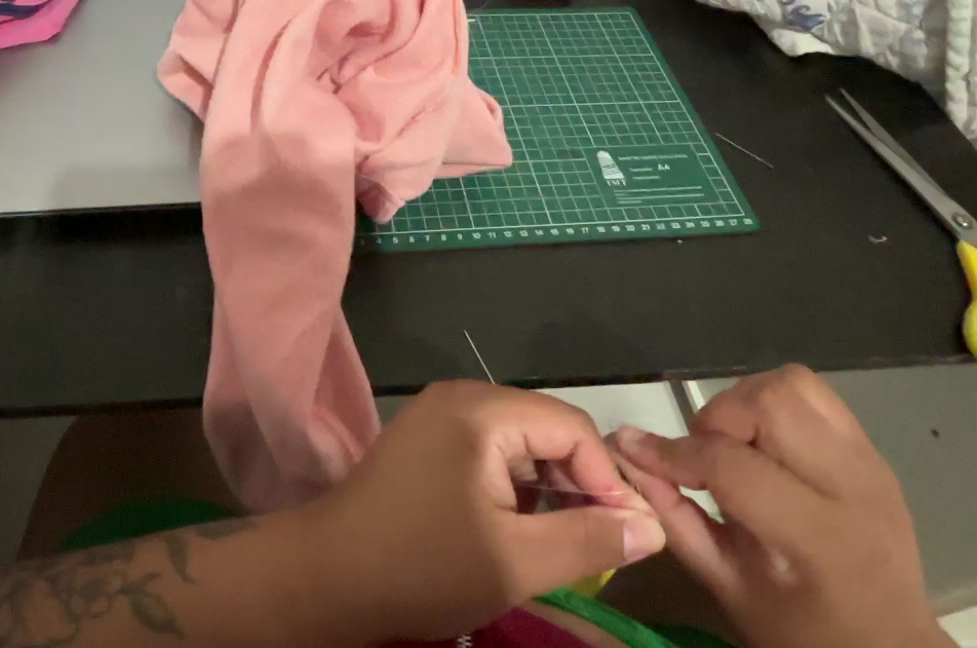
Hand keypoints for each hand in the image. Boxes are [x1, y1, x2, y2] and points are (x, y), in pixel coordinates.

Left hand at [301, 380, 666, 642]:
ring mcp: (438, 416)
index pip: (571, 427)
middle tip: (603, 541)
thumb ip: (589, 539)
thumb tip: (652, 526)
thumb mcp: (515, 561)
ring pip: (518, 443)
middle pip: (545, 429)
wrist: (325, 578)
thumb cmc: (421, 565)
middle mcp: (460, 398)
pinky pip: (488, 452)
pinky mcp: (425, 441)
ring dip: (547, 488)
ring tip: (567, 541)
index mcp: (481, 410)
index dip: (607, 479)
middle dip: (579, 483)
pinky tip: (521, 528)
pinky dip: (514, 487)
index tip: (628, 535)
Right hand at [613, 366, 953, 647]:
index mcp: (819, 538)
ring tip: (735, 446)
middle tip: (703, 457)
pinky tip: (763, 443)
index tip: (635, 450)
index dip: (671, 452)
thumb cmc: (800, 630)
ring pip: (792, 384)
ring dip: (745, 403)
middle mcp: (853, 486)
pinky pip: (813, 394)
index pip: (730, 464)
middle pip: (769, 402)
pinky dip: (774, 404)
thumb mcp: (726, 585)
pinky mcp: (872, 449)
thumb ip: (673, 515)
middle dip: (716, 419)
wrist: (888, 646)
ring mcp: (869, 461)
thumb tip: (625, 450)